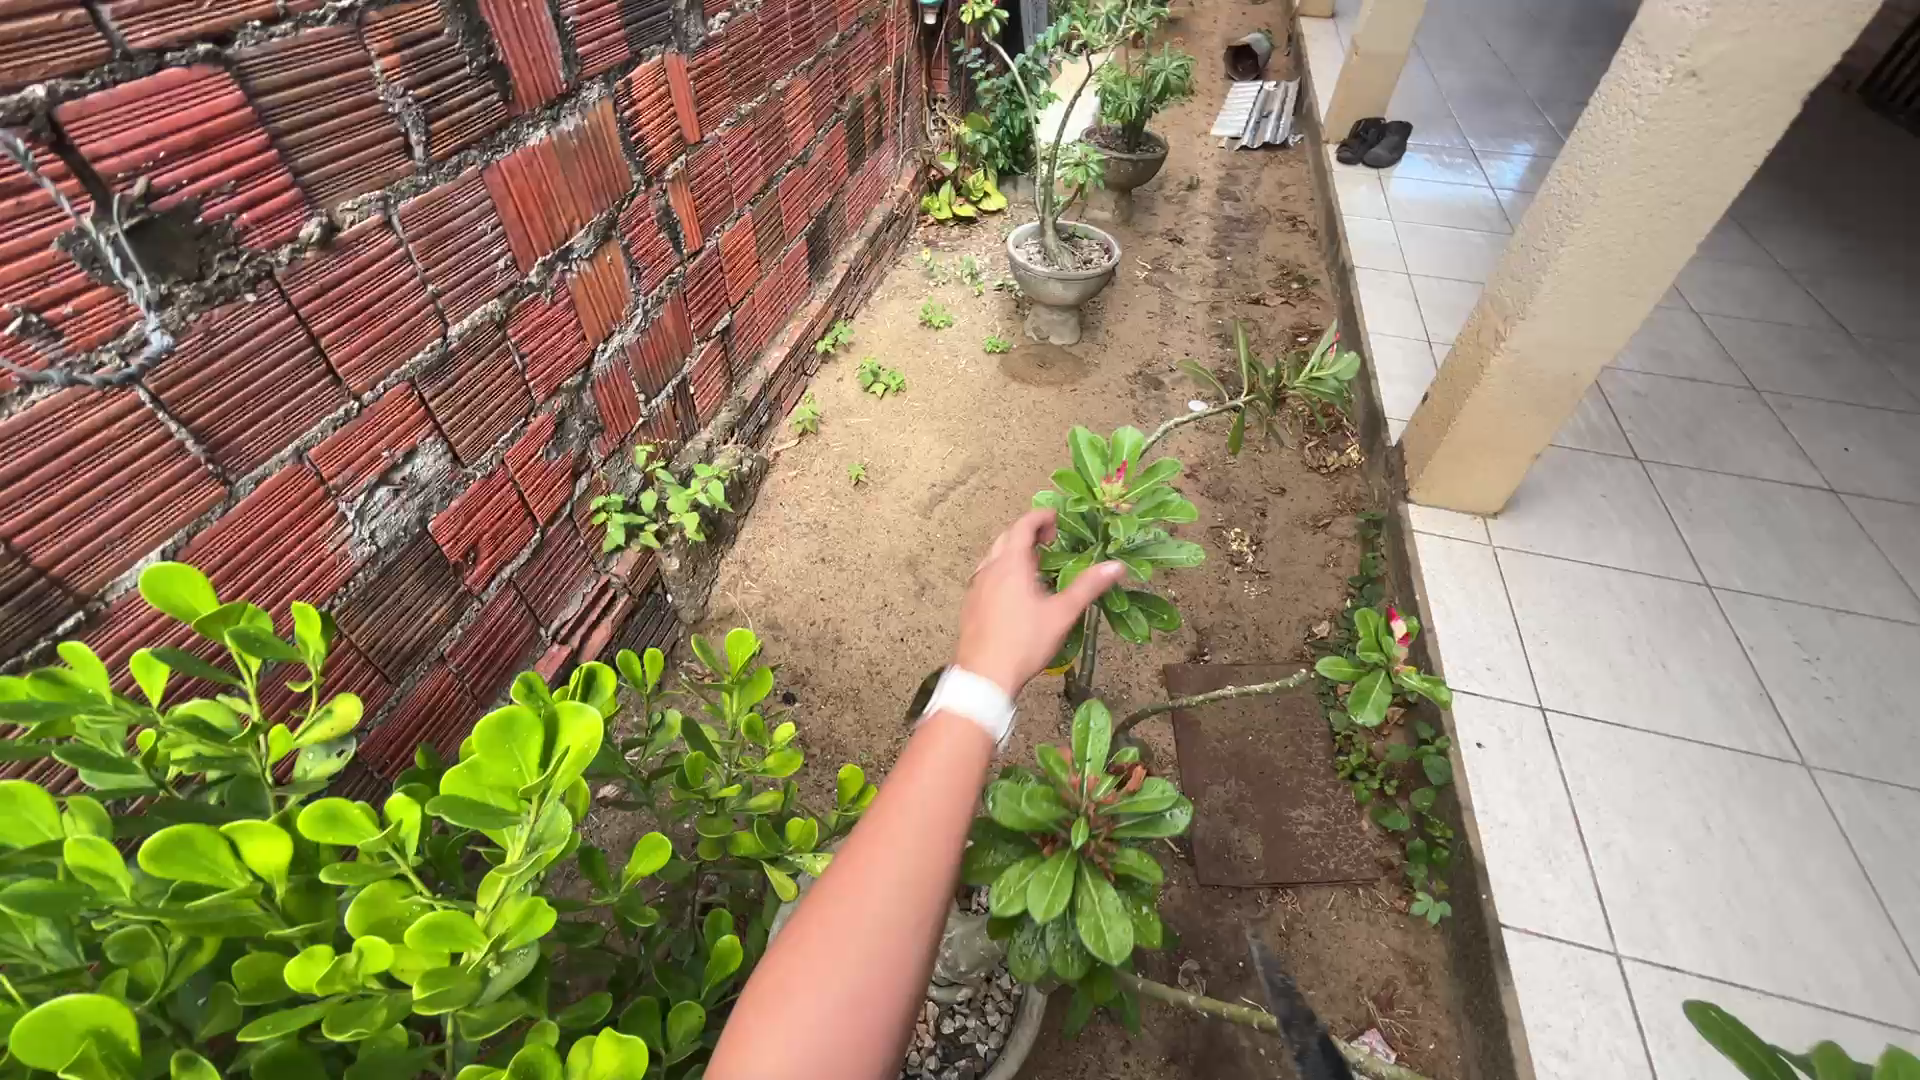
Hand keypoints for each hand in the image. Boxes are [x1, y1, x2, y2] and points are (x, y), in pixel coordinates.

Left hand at [953, 510, 1126, 695]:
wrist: (984, 675)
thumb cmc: (1024, 643)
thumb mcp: (1062, 613)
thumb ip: (1088, 586)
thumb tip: (1116, 566)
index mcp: (1011, 564)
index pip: (1023, 525)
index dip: (1041, 517)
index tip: (1057, 520)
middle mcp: (989, 569)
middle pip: (1007, 537)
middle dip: (1029, 532)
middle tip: (1051, 541)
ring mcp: (976, 586)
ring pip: (994, 556)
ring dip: (1015, 552)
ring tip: (1036, 566)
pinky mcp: (970, 603)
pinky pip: (987, 575)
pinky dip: (1003, 571)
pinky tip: (1016, 592)